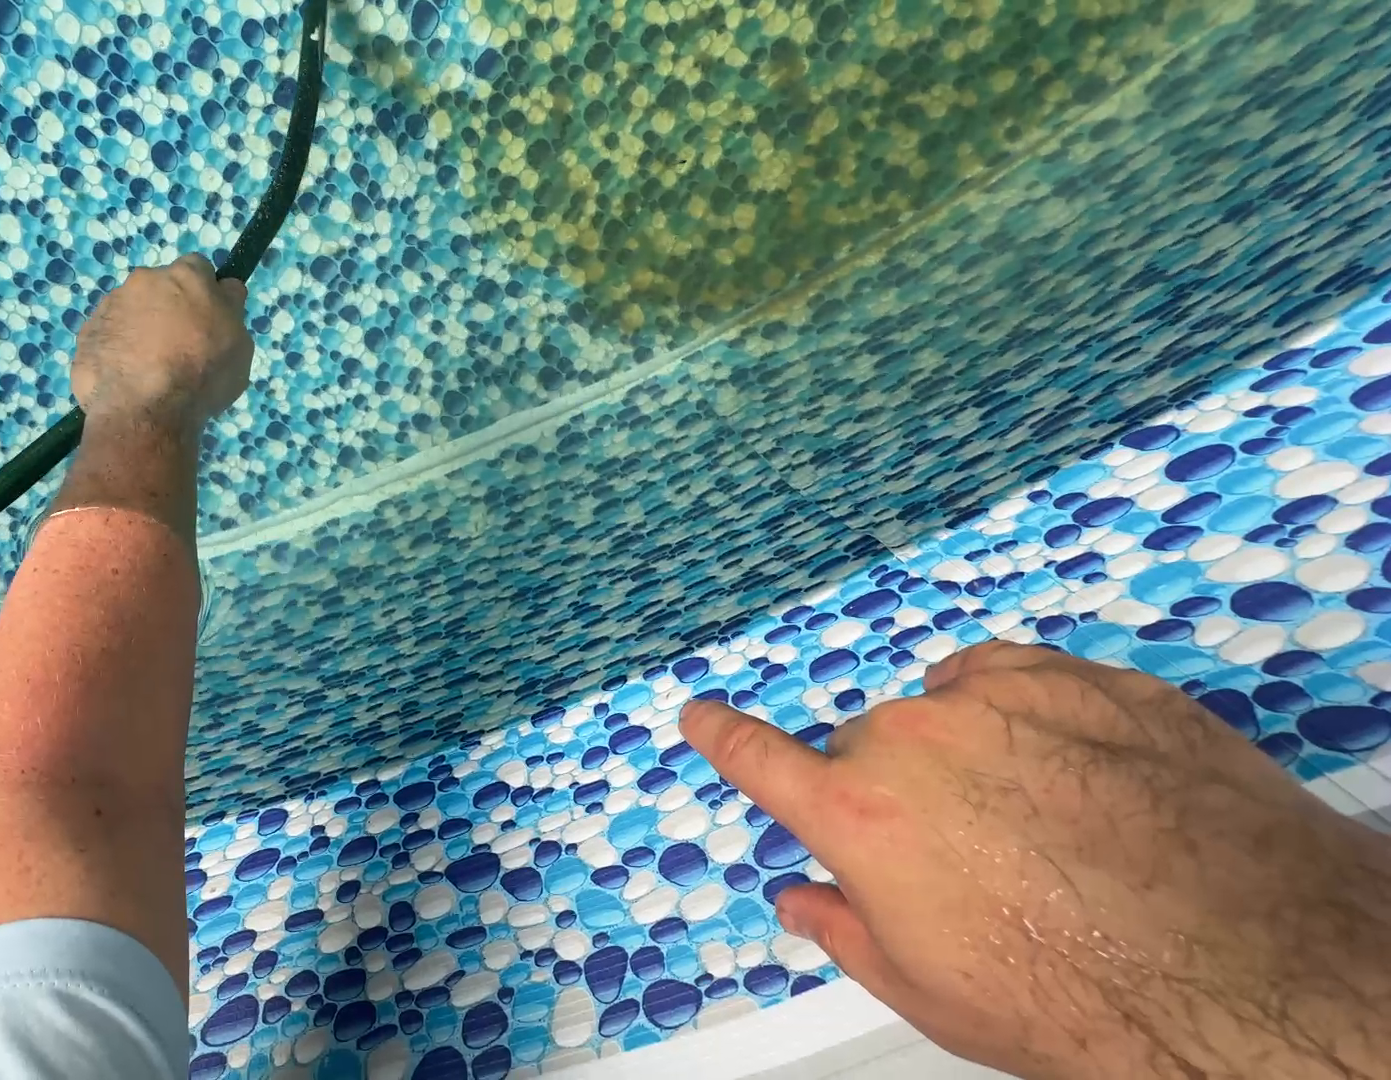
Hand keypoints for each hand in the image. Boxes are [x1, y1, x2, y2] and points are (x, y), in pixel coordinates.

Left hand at [70, 254, 252, 427]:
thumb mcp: (240, 343)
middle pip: (161, 289)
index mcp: (185, 277)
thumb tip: (225, 291)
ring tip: (153, 371)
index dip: (206, 293)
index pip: (199, 269)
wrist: (145, 408)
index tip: (210, 320)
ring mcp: (109, 306)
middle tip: (182, 350)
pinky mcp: (86, 335)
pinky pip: (109, 338)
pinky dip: (120, 353)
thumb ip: (231, 310)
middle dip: (170, 311)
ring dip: (142, 332)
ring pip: (131, 312)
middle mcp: (143, 281)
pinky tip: (131, 381)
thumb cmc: (204, 373)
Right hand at [682, 641, 1390, 1079]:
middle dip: (892, 791)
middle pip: (866, 747)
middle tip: (964, 851)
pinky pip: (1005, 674)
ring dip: (956, 749)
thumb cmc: (1088, 1007)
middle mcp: (910, 741)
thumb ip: (842, 930)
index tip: (696, 714)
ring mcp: (996, 699)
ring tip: (1034, 814)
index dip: (720, 734)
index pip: (757, 759)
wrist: (1286, 992)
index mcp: (860, 815)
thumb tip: (799, 899)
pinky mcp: (1081, 679)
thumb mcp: (933, 996)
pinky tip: (1066, 767)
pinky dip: (1012, 709)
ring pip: (936, 708)